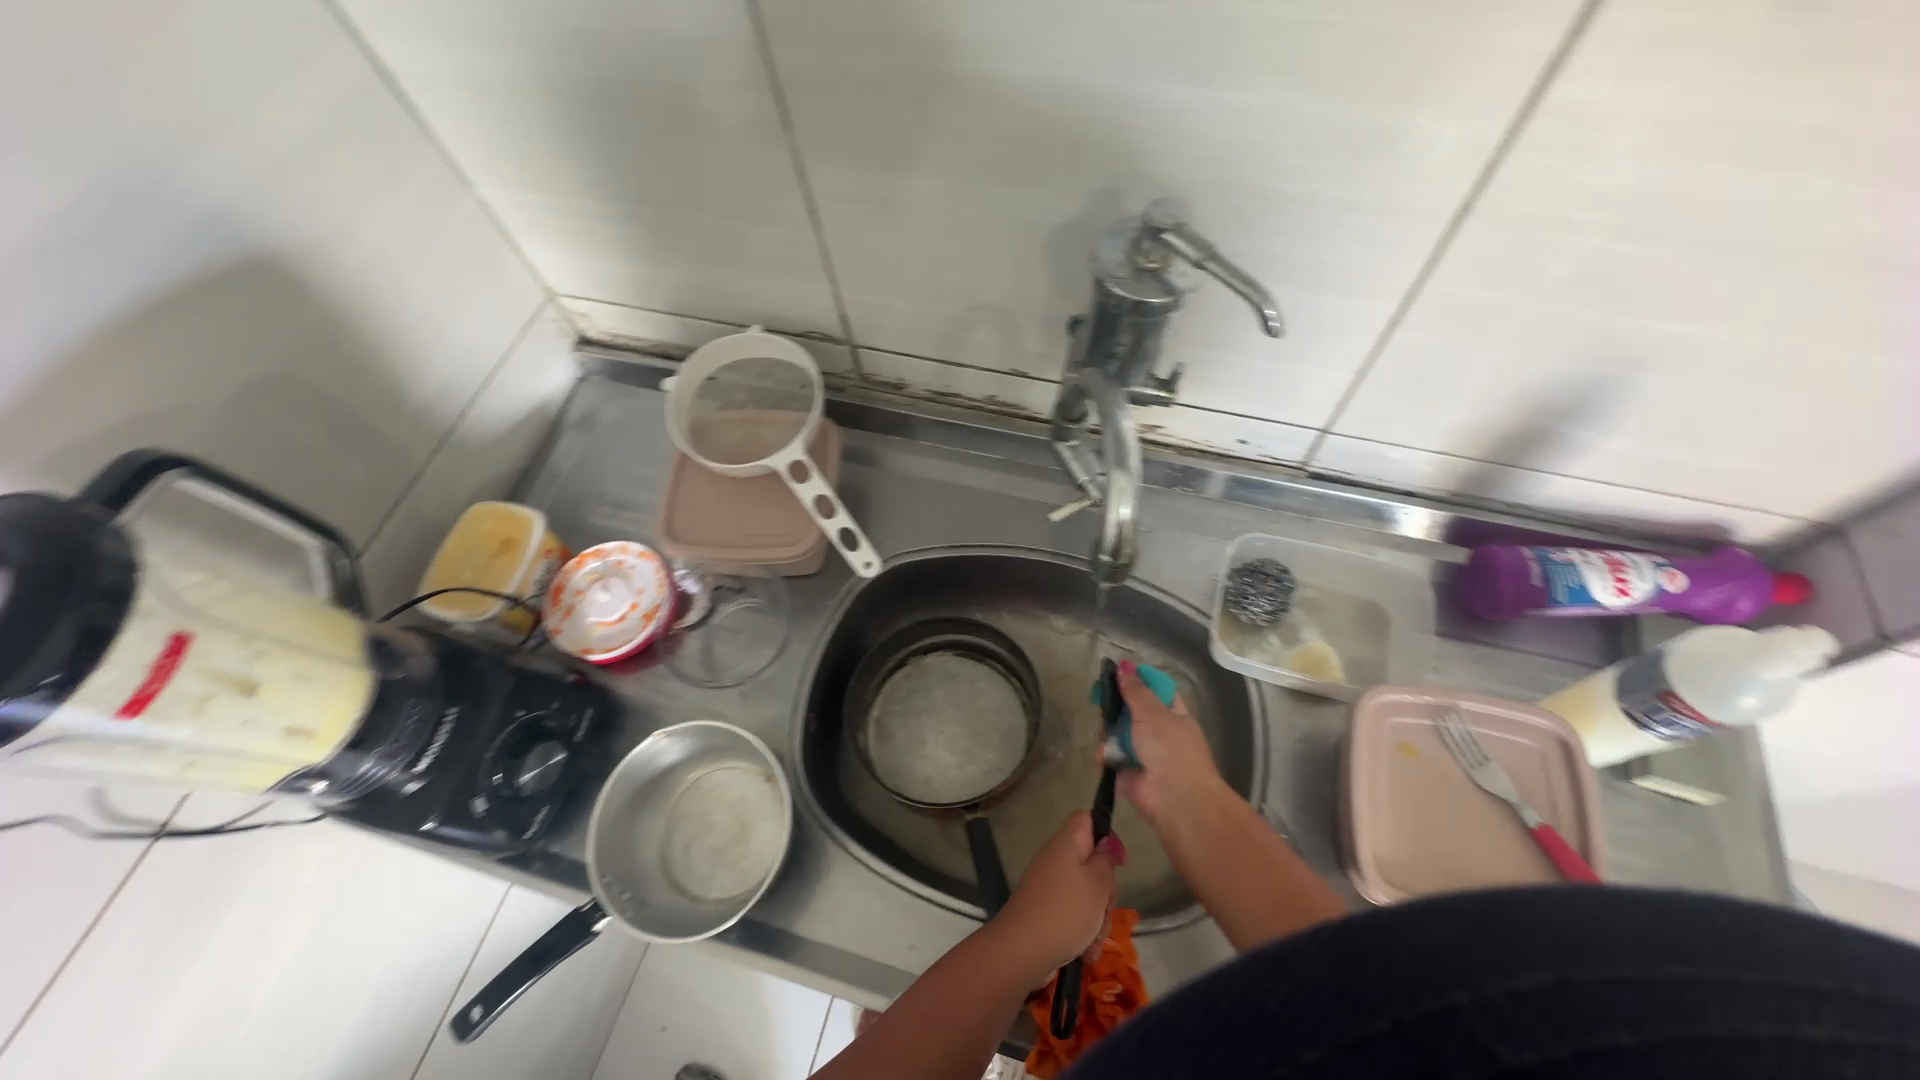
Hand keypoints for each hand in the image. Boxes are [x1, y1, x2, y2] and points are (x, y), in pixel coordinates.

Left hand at [993, 811, 1121, 976]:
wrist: (1023, 951)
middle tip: (1106, 906)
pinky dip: (1083, 932)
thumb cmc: (1066, 911)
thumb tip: (1107, 842)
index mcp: (1066, 844)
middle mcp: (1055, 860)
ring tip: (1094, 939)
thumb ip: (1106, 860)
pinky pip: (1073, 914)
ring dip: (1097, 917)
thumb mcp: (1098, 884)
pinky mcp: (1045, 910)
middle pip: (1090, 862)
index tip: (1119, 861)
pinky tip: (1086, 952)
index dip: (1107, 834)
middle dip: (1105, 889)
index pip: (1087, 819)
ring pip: (1085, 893)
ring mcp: (1049, 886)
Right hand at [1114, 658, 1230, 831]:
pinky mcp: (1127, 771)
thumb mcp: (1152, 712)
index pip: (1154, 690)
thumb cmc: (1170, 749)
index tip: (1116, 672)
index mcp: (1173, 713)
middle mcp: (1159, 731)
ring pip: (1117, 732)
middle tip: (1099, 700)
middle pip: (1130, 710)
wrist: (1174, 797)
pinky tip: (1104, 754)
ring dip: (1108, 732)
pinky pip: (1110, 755)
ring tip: (1105, 734)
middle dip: (1115, 707)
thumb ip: (1135, 690)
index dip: (1136, 680)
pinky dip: (1105, 754)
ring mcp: (1142, 752)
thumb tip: (1124, 667)